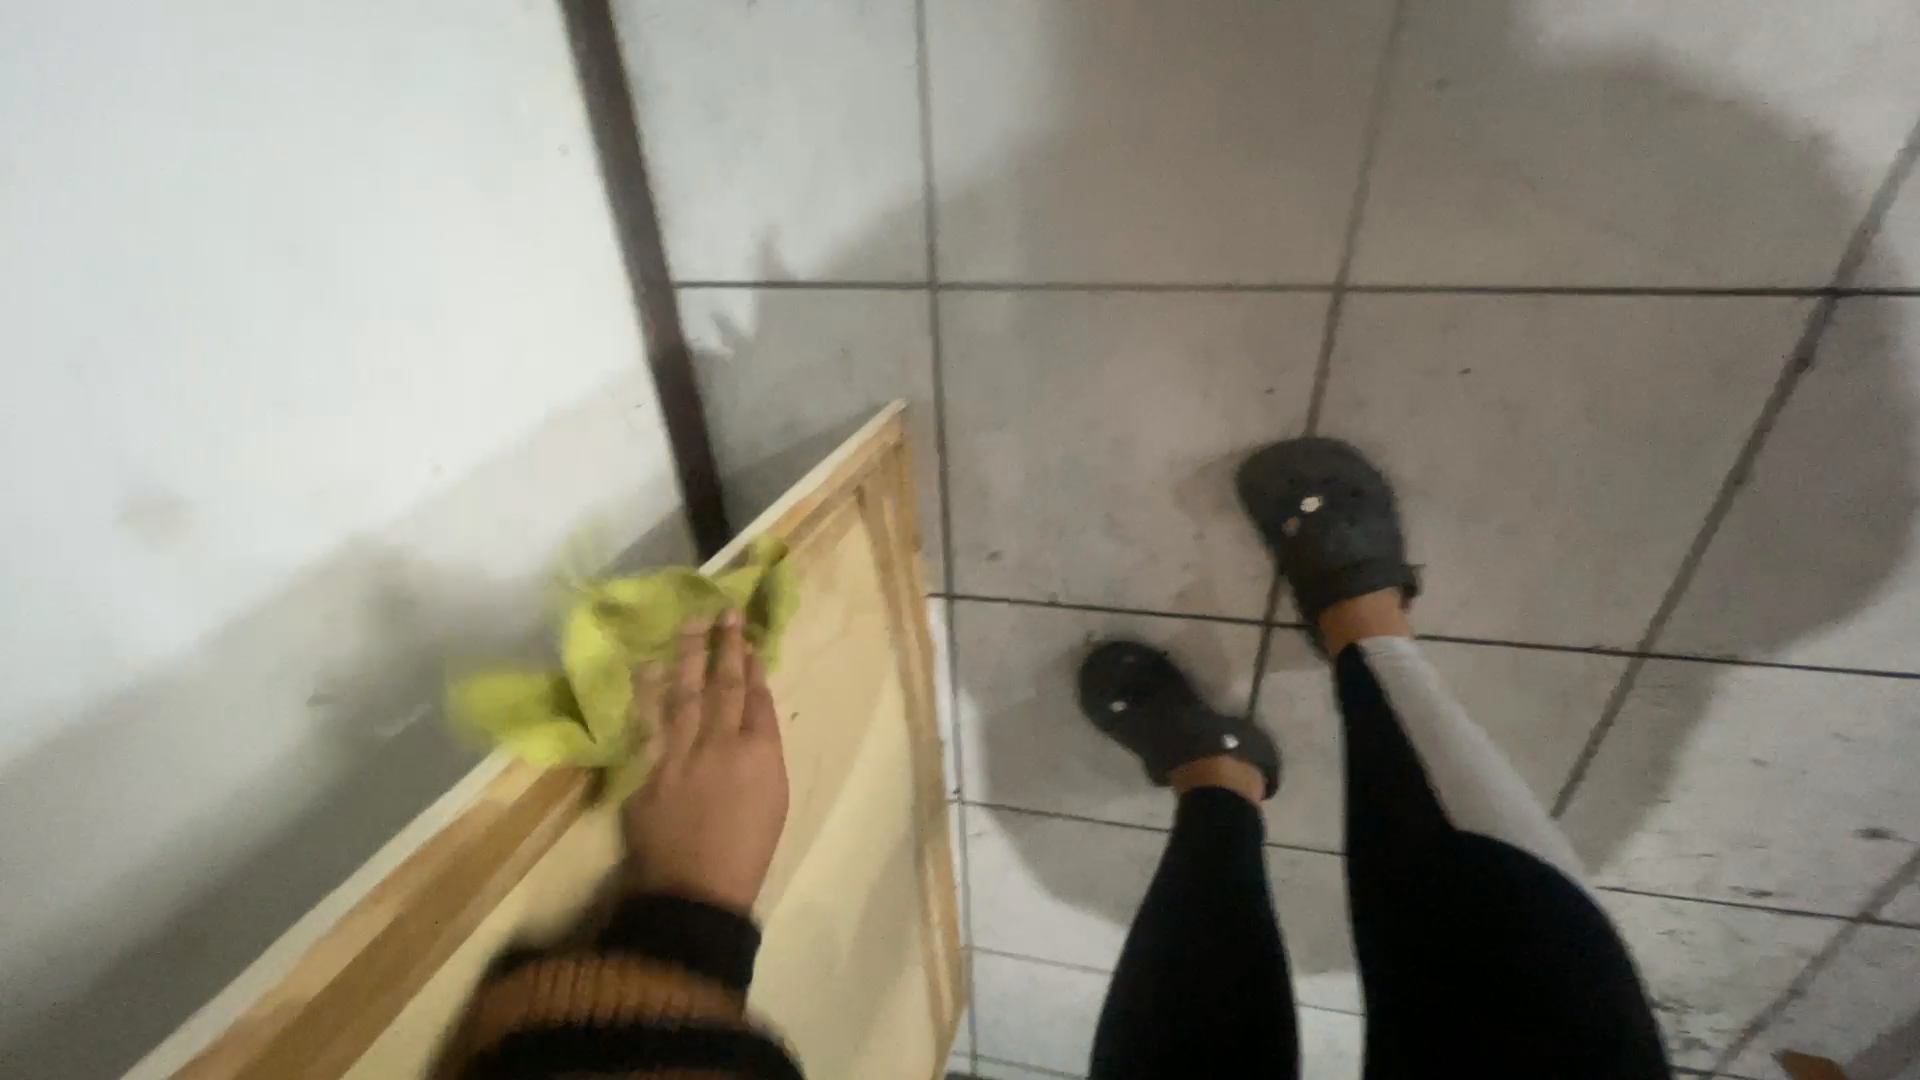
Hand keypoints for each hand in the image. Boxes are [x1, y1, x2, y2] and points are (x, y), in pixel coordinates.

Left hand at [622, 610, 789, 914]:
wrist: (695, 890)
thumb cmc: (747, 848)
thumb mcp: (776, 796)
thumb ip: (764, 750)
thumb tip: (752, 716)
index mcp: (759, 754)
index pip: (756, 697)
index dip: (752, 664)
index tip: (748, 638)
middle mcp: (721, 744)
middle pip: (723, 685)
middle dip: (726, 645)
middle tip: (725, 612)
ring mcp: (680, 754)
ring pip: (685, 693)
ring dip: (689, 655)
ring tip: (690, 622)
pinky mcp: (648, 770)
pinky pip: (648, 722)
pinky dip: (648, 693)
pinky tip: (648, 666)